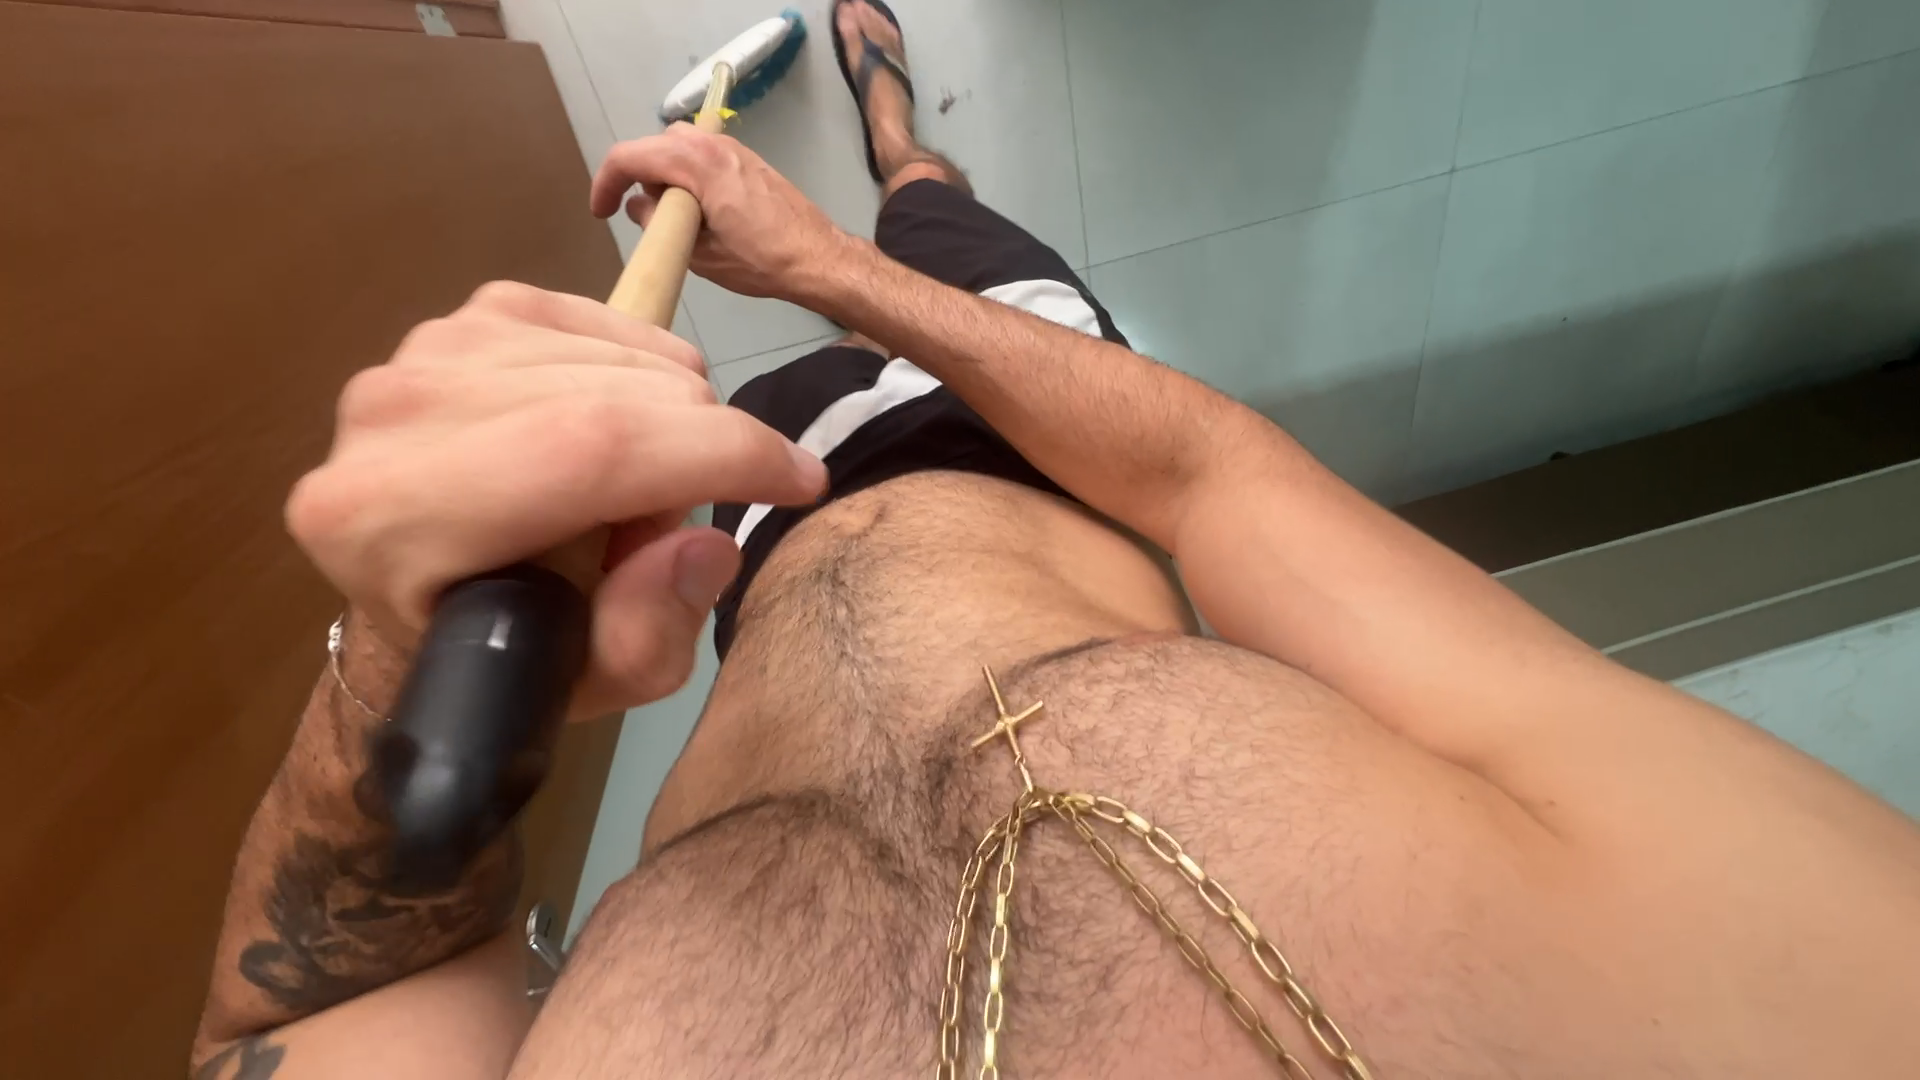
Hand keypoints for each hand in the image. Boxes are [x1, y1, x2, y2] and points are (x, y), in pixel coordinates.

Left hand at [286, 281, 826, 717]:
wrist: (428, 588)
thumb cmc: (513, 648)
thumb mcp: (593, 683)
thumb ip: (648, 636)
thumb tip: (704, 541)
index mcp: (401, 518)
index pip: (596, 448)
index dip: (723, 455)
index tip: (803, 481)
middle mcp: (397, 411)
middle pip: (627, 397)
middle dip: (706, 454)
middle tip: (680, 521)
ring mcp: (429, 348)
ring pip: (636, 362)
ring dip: (678, 426)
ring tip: (638, 489)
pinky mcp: (470, 316)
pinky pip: (619, 328)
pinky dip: (658, 376)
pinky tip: (637, 425)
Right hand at [590, 125, 853, 299]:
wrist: (819, 259)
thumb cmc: (763, 262)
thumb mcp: (701, 255)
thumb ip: (660, 226)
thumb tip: (641, 208)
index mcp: (696, 163)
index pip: (630, 156)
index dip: (605, 183)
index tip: (600, 211)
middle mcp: (713, 144)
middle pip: (653, 146)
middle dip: (639, 179)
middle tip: (646, 220)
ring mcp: (734, 149)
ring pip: (679, 148)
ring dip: (666, 177)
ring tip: (677, 221)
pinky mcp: (750, 162)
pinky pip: (705, 157)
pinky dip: (691, 178)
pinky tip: (703, 214)